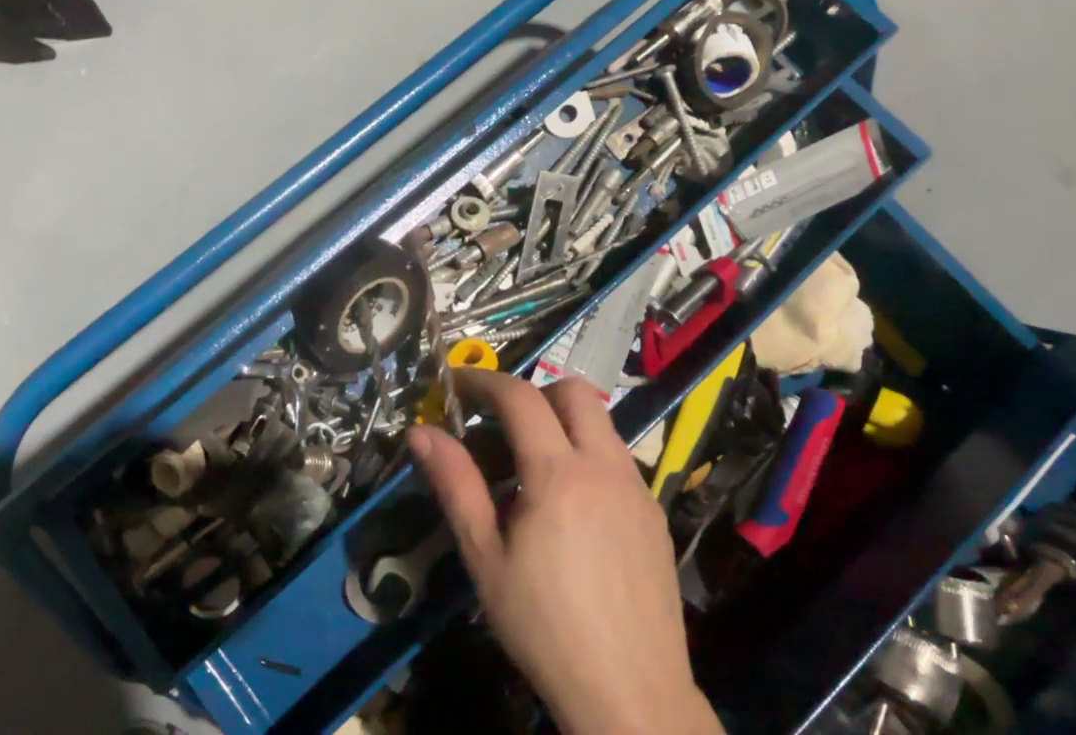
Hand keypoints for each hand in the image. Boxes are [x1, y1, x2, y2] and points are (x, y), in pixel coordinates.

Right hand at [408, 369, 721, 733]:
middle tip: (498, 424)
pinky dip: (587, 457)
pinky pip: (618, 460)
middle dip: (532, 392)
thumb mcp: (484, 557)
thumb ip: (455, 485)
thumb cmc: (543, 626)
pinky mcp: (655, 516)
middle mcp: (605, 468)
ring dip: (563, 423)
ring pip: (602, 425)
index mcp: (558, 475)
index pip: (520, 397)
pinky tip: (568, 508)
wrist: (631, 692)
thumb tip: (421, 432)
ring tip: (529, 469)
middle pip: (574, 392)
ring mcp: (638, 490)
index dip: (483, 382)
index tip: (455, 386)